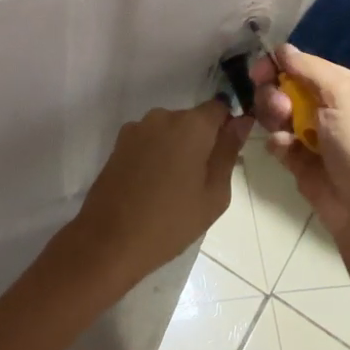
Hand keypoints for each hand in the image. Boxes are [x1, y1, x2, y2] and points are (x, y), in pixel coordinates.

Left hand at [65, 101, 251, 287]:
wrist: (108, 241)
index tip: (228, 153)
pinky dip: (156, 155)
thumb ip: (228, 152)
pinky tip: (152, 186)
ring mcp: (136, 129)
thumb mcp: (214, 193)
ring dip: (177, 149)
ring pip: (169, 131)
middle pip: (193, 119)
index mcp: (192, 125)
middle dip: (201, 141)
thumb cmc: (171, 221)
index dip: (227, 126)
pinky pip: (149, 141)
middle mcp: (163, 117)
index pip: (220, 107)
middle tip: (201, 180)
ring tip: (174, 186)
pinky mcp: (118, 144)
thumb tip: (241, 122)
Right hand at [250, 45, 349, 245]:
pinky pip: (275, 140)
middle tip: (282, 110)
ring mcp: (309, 132)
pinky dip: (277, 144)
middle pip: (281, 86)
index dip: (277, 64)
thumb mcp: (342, 96)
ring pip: (274, 112)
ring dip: (273, 118)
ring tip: (286, 133)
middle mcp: (324, 105)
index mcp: (339, 85)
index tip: (260, 73)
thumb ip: (309, 68)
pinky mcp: (297, 159)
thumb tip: (283, 49)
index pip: (299, 63)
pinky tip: (286, 152)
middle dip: (273, 94)